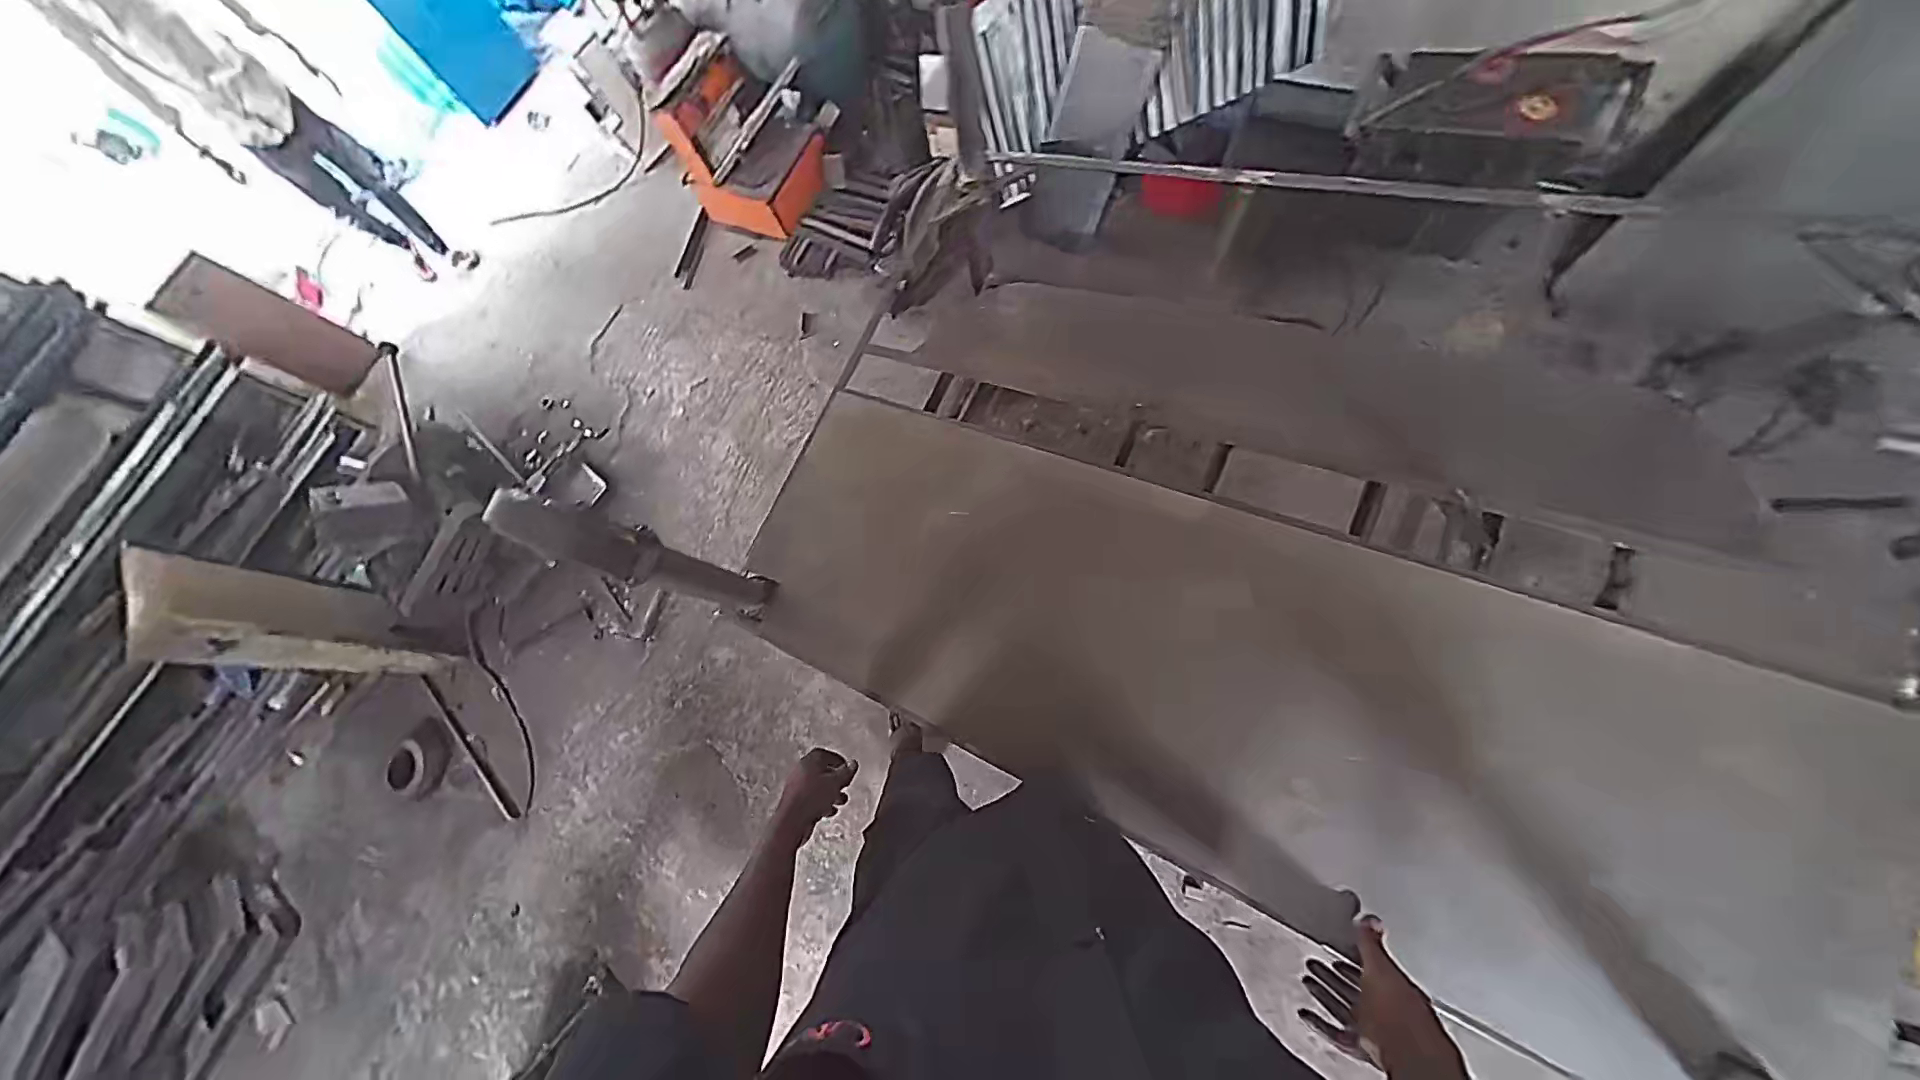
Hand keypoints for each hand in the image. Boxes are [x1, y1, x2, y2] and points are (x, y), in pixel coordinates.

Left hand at [772, 748, 856, 844]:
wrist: (794, 820)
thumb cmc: (810, 798)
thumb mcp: (837, 782)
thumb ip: (847, 772)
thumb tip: (852, 765)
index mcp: (810, 761)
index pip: (827, 755)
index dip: (839, 762)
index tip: (847, 768)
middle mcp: (800, 771)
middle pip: (823, 771)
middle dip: (836, 780)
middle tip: (843, 785)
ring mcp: (796, 787)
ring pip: (818, 787)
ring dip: (830, 794)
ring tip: (838, 800)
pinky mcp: (796, 801)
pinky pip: (812, 799)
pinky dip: (821, 803)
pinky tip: (827, 810)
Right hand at [1299, 915, 1467, 1079]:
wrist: (1407, 1054)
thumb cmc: (1402, 1015)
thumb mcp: (1382, 967)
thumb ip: (1371, 943)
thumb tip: (1370, 919)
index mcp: (1396, 990)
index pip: (1372, 968)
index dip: (1354, 958)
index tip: (1338, 948)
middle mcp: (1386, 1010)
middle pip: (1357, 989)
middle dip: (1336, 976)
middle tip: (1317, 963)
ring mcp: (1374, 1030)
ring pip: (1344, 1008)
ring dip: (1325, 994)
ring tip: (1309, 981)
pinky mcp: (1360, 1046)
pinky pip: (1335, 1031)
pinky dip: (1319, 1022)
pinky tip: (1307, 1014)